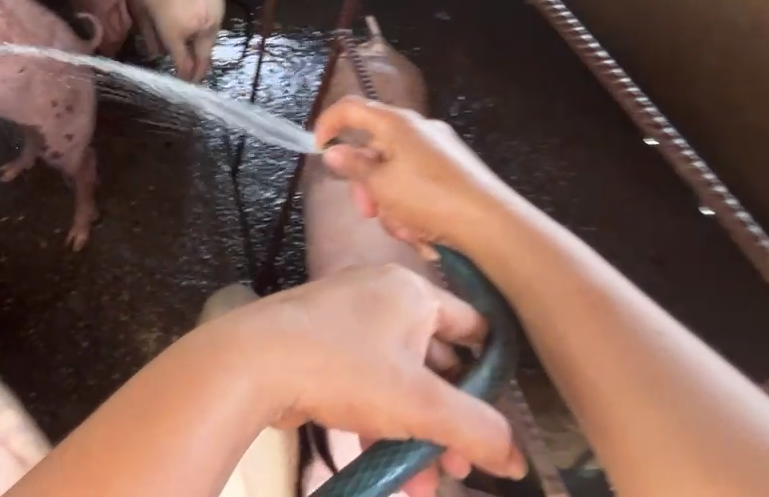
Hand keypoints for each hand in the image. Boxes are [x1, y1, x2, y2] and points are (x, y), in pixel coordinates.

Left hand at [203, 265, 525, 484]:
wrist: (253, 361)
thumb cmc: (344, 367)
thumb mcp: (423, 403)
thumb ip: (480, 431)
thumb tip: (516, 459)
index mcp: (410, 291)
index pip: (474, 327)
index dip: (494, 376)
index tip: (503, 422)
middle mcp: (379, 295)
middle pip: (436, 362)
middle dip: (451, 422)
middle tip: (459, 470)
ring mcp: (345, 318)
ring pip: (399, 381)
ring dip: (416, 434)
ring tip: (422, 484)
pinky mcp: (319, 344)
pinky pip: (366, 384)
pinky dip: (380, 423)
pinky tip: (387, 469)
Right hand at [316, 98, 524, 251]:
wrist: (496, 228)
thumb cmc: (430, 198)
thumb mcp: (381, 185)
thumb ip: (353, 167)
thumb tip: (332, 152)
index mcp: (397, 123)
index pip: (350, 108)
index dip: (327, 124)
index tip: (318, 150)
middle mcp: (419, 131)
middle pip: (374, 148)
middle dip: (365, 183)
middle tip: (367, 211)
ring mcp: (440, 153)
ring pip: (395, 173)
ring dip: (390, 202)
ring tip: (403, 230)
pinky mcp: (456, 175)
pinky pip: (419, 186)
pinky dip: (412, 208)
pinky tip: (422, 233)